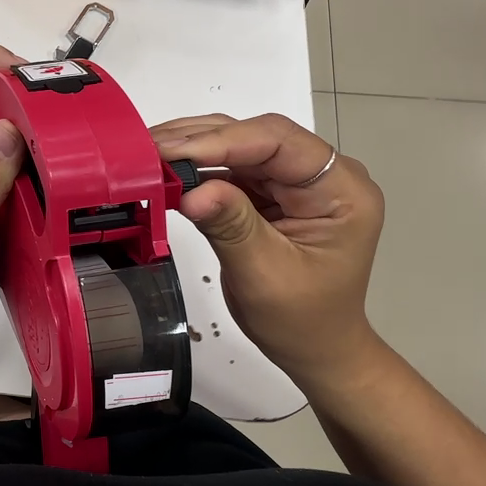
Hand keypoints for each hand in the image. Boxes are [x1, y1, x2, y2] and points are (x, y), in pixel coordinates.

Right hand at [151, 113, 384, 388]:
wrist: (315, 349)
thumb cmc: (302, 320)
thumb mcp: (266, 276)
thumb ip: (232, 227)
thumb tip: (192, 191)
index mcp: (341, 190)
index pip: (279, 142)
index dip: (222, 140)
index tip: (170, 152)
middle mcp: (321, 174)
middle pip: (255, 136)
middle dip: (198, 140)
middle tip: (144, 149)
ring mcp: (292, 180)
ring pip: (236, 144)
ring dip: (189, 148)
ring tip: (144, 154)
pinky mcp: (268, 190)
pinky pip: (226, 165)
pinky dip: (192, 167)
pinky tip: (161, 169)